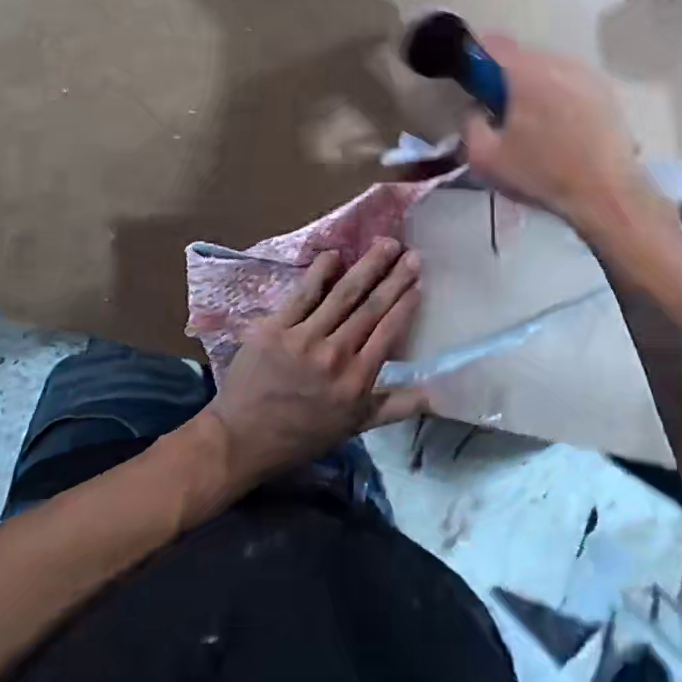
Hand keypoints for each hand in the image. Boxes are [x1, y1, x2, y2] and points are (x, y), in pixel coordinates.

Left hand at [200, 239, 426, 485]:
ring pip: (343, 295)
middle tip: (411, 253)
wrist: (243, 437)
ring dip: (367, 267)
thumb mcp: (356, 426)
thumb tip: (437, 394)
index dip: (405, 304)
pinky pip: (303, 294)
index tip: (419, 281)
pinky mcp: (275, 327)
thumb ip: (397, 406)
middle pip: (370, 307)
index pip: (388, 331)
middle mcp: (335, 355)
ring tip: (385, 244)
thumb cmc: (303, 434)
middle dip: (394, 278)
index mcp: (357, 379)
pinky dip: (320, 272)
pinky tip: (335, 254)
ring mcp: (303, 338)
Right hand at [462, 35, 650, 229]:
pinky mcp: (607, 92)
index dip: (474, 58)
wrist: (607, 196)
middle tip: (497, 110)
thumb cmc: (542, 175)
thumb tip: (477, 109)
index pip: (491, 44)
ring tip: (531, 123)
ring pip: (548, 69)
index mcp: (527, 72)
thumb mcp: (485, 158)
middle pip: (521, 56)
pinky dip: (558, 97)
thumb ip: (470, 124)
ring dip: (533, 87)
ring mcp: (588, 75)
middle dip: (504, 77)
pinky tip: (558, 129)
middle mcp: (560, 62)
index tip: (471, 84)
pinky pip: (570, 83)